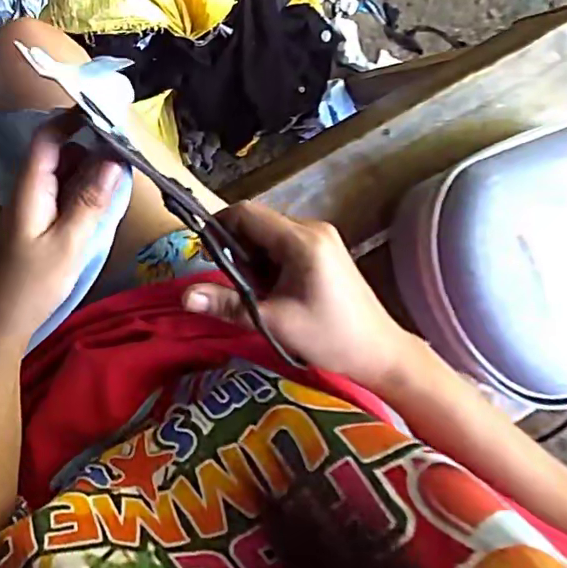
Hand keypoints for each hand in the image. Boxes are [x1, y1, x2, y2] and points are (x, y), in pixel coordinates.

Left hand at [0, 117, 125, 343]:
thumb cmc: (32, 286)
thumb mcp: (69, 244)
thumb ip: (91, 201)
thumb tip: (113, 159)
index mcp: (29, 190)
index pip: (46, 138)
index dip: (71, 119)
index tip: (104, 112)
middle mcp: (25, 193)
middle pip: (56, 156)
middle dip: (89, 150)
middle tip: (125, 156)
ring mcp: (27, 211)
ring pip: (59, 178)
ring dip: (86, 175)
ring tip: (119, 183)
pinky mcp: (32, 228)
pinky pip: (57, 198)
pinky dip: (79, 196)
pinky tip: (99, 209)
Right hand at [181, 202, 435, 389]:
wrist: (381, 354)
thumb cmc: (330, 338)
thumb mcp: (274, 322)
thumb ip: (227, 304)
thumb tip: (184, 296)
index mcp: (302, 240)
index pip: (246, 213)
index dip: (218, 227)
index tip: (206, 255)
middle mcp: (312, 228)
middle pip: (256, 222)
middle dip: (238, 249)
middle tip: (238, 284)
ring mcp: (320, 237)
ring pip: (267, 234)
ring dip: (253, 258)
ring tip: (260, 292)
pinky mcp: (324, 249)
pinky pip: (282, 243)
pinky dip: (269, 262)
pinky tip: (276, 290)